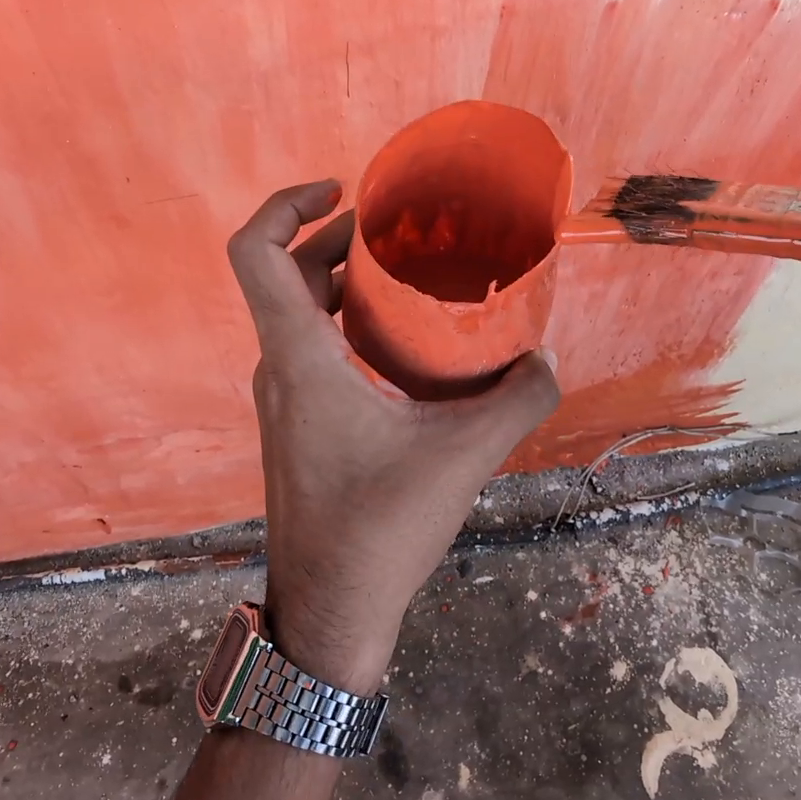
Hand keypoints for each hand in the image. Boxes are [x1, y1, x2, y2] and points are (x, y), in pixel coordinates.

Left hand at [227, 179, 559, 694]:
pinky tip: (400, 342)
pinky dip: (345, 322)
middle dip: (337, 237)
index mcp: (300, 358)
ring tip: (405, 273)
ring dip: (342, 280)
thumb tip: (545, 357)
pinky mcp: (297, 424)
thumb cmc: (382, 527)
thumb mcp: (465, 455)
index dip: (284, 204)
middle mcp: (279, 369)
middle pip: (287, 274)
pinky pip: (311, 347)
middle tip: (399, 229)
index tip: (340, 191)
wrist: (331, 608)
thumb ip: (519, 398)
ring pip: (298, 313)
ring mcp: (283, 399)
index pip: (255, 253)